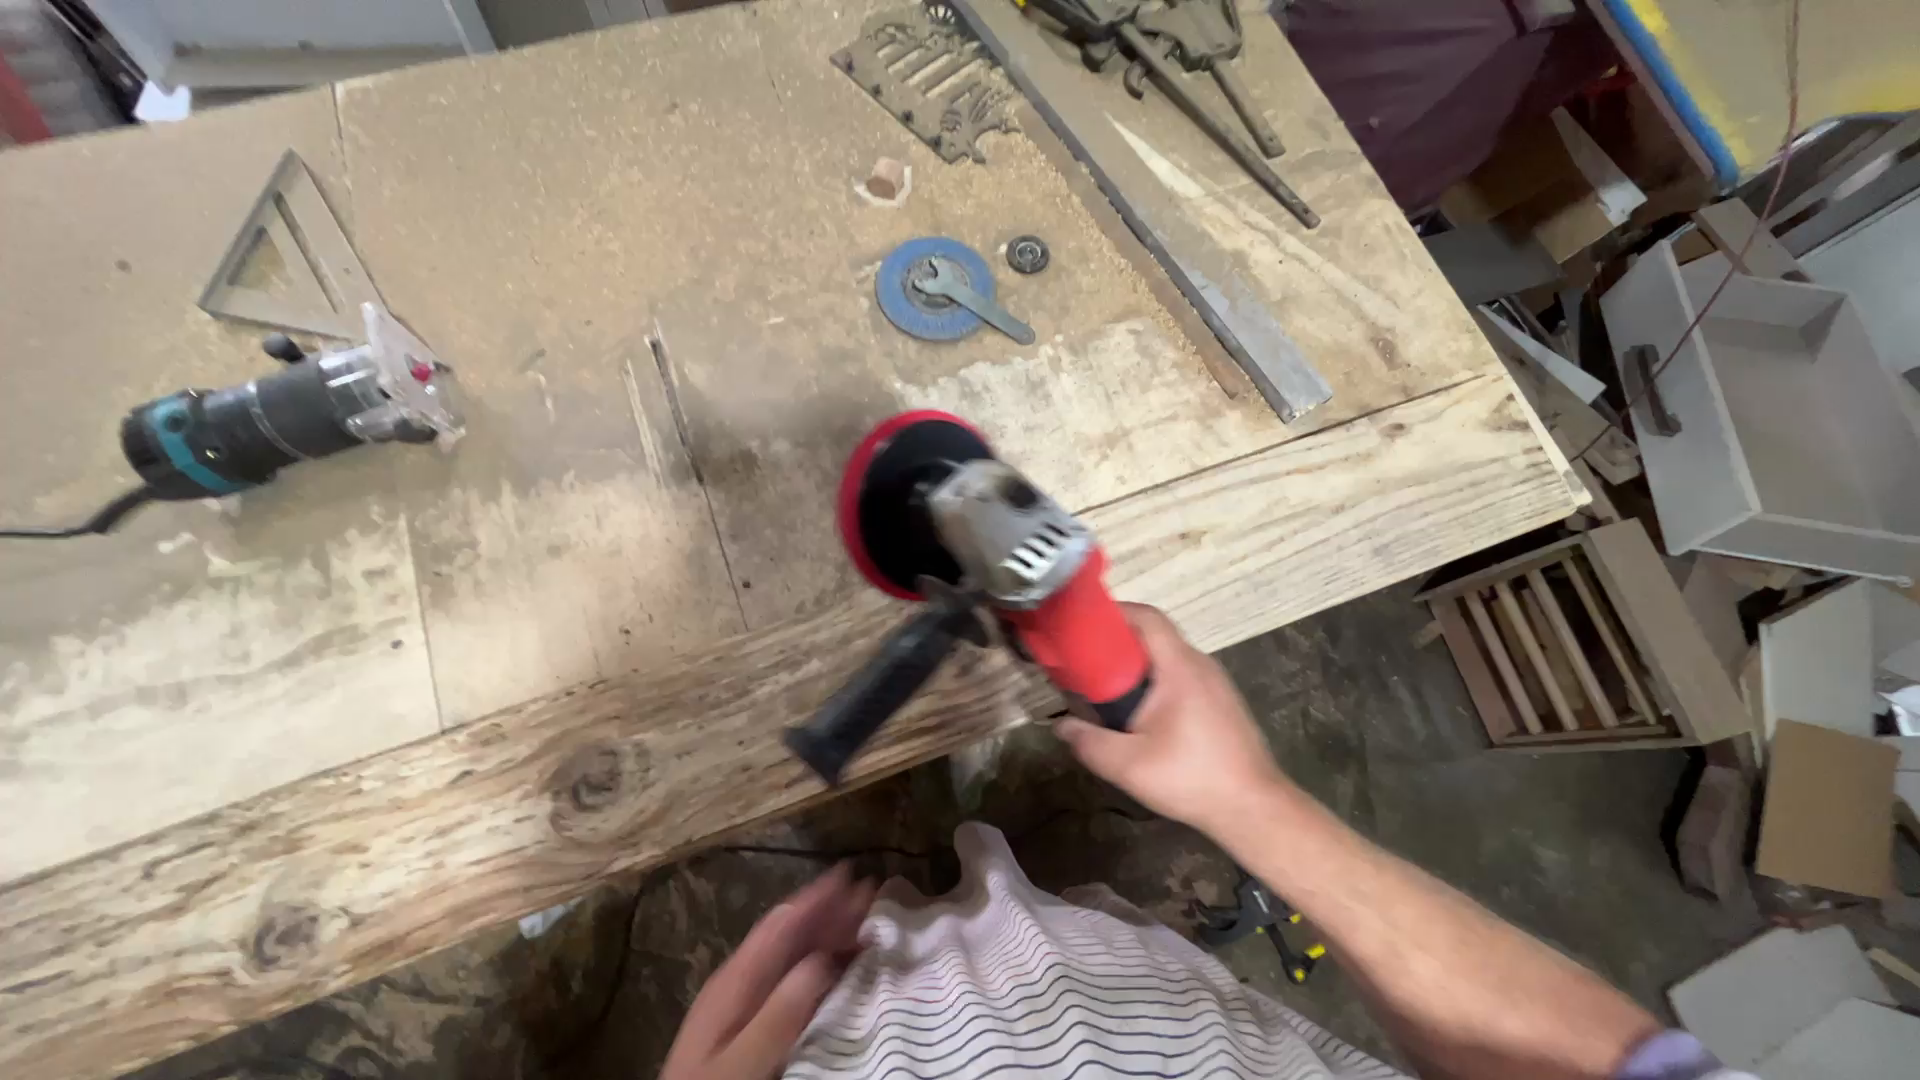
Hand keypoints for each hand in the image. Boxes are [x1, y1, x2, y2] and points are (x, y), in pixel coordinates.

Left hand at [660, 863, 874, 1079]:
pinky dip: (821, 961)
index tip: (850, 874)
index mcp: (735, 979)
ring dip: (829, 932)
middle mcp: (742, 979)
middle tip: (870, 892)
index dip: (817, 896)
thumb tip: (822, 960)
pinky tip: (842, 963)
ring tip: (865, 918)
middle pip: (790, 932)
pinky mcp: (753, 1020)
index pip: (781, 923)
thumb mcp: (741, 1061)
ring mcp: (746, 999)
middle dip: (830, 910)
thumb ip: (778, 1014)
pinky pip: (793, 977)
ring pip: (794, 952)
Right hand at [1055, 604, 1286, 832]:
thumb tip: (1061, 725)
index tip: (1084, 626)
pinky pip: (1182, 677)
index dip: (1115, 612)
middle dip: (1118, 644)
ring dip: (1137, 667)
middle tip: (1086, 665)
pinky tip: (1142, 716)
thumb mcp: (1128, 765)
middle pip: (1155, 636)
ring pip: (1168, 658)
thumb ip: (1089, 743)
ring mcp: (1216, 683)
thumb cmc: (1191, 778)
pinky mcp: (1221, 703)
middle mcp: (1200, 665)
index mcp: (1179, 667)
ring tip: (1107, 691)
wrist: (1254, 808)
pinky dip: (1156, 683)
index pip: (1148, 617)